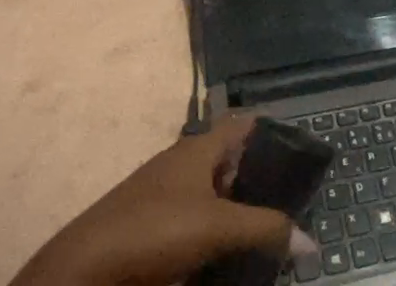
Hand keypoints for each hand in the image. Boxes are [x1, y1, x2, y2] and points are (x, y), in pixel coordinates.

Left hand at [9, 117, 305, 285]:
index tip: (301, 151)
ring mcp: (165, 201)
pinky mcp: (153, 234)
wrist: (84, 272)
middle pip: (231, 164)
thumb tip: (311, 241)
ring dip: (241, 215)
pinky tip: (236, 257)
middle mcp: (182, 167)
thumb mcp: (218, 226)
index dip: (272, 131)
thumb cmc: (154, 230)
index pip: (243, 124)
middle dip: (262, 181)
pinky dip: (218, 239)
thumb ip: (266, 229)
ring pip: (214, 200)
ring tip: (273, 235)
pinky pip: (197, 228)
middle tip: (297, 203)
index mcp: (197, 149)